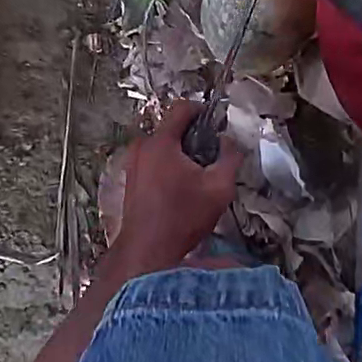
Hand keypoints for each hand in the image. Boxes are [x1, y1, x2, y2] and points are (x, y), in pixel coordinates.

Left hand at [107, 101, 244, 274]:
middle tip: (210, 158)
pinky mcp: (131, 180)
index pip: (182, 108)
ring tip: (197, 177)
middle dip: (193, 138)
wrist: (148, 253)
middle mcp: (142, 147)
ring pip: (163, 147)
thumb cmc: (184, 217)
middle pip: (172, 129)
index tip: (217, 125)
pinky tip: (180, 190)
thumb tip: (230, 142)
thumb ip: (230, 157)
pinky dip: (168, 167)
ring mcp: (133, 164)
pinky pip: (154, 162)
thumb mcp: (219, 187)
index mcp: (161, 142)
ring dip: (180, 154)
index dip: (203, 110)